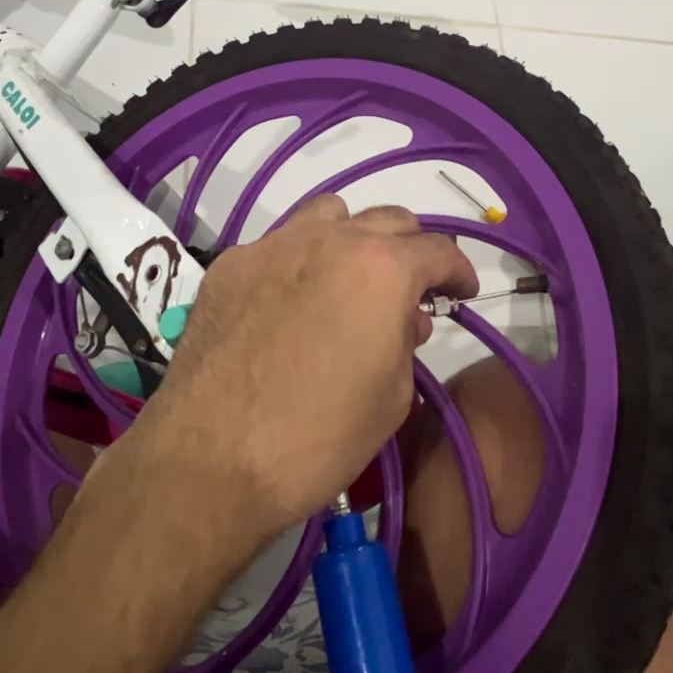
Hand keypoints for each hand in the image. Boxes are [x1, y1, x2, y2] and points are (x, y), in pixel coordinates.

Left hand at [113, 195, 477, 537]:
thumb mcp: (392, 397)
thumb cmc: (319, 437)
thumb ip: (405, 341)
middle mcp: (330, 240)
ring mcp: (273, 246)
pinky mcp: (230, 265)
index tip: (460, 292)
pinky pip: (278, 244)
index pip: (438, 250)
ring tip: (350, 279)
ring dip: (353, 239)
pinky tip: (290, 303)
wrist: (212, 457)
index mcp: (382, 269)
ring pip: (329, 215)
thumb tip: (402, 317)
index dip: (458, 271)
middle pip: (388, 220)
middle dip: (410, 250)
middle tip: (412, 289)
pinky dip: (299, 261)